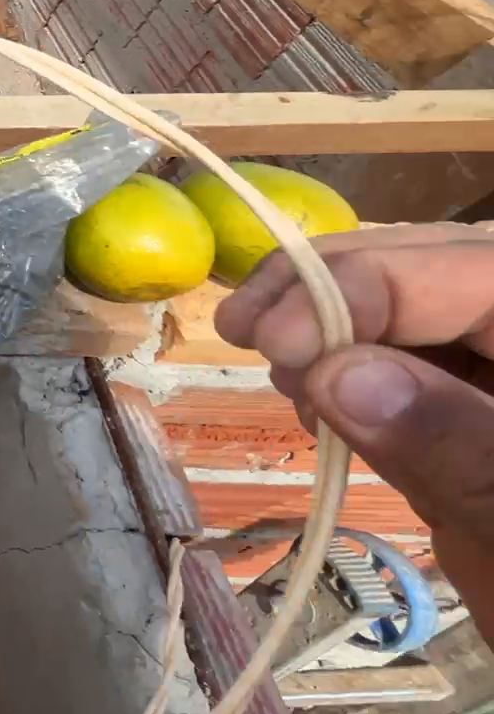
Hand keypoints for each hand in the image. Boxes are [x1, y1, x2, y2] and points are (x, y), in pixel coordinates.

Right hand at [215, 223, 493, 637]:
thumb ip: (459, 452)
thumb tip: (332, 372)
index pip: (477, 269)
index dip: (362, 286)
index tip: (267, 342)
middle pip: (442, 260)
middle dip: (331, 284)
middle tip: (244, 329)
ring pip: (415, 293)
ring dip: (326, 315)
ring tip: (276, 364)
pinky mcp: (483, 397)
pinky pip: (404, 344)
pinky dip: (340, 354)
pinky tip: (311, 391)